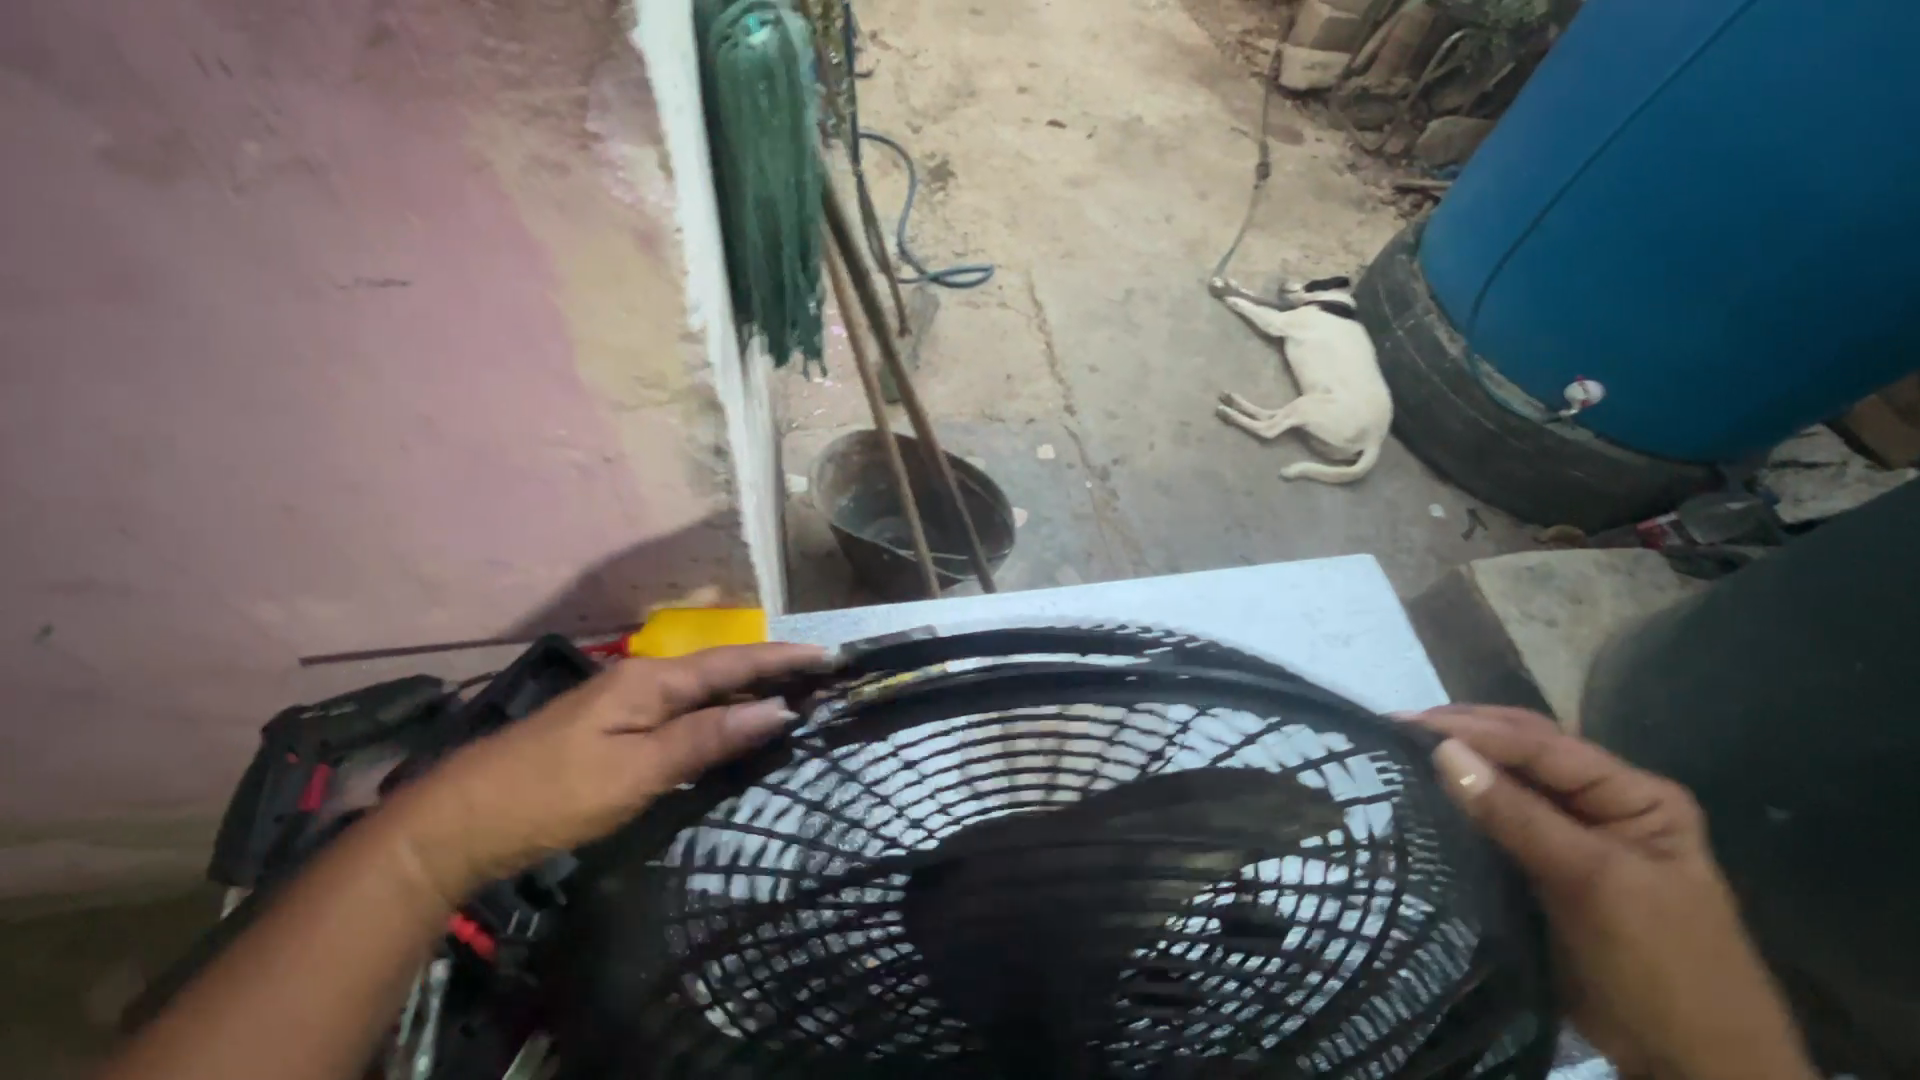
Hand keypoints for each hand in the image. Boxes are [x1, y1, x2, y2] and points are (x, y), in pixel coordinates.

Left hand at [392, 643, 828, 898]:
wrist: (458, 823)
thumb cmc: (553, 795)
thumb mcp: (637, 770)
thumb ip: (707, 737)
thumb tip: (775, 710)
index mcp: (650, 682)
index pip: (733, 663)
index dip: (783, 659)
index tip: (830, 656)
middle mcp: (640, 683)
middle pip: (719, 671)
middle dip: (771, 671)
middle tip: (822, 677)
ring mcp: (622, 707)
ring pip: (700, 693)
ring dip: (746, 692)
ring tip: (792, 697)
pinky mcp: (612, 733)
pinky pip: (681, 715)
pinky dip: (716, 716)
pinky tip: (730, 728)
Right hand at [1406, 705, 1817, 1079]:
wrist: (1693, 1067)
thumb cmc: (1662, 967)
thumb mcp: (1592, 882)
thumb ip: (1517, 815)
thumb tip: (1441, 751)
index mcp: (1635, 795)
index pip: (1543, 746)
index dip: (1474, 731)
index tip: (1406, 725)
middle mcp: (1604, 805)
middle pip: (1525, 755)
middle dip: (1464, 736)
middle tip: (1395, 729)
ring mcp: (1575, 839)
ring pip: (1507, 787)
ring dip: (1459, 768)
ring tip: (1399, 752)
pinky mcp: (1545, 872)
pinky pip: (1497, 825)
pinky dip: (1462, 808)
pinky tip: (1425, 798)